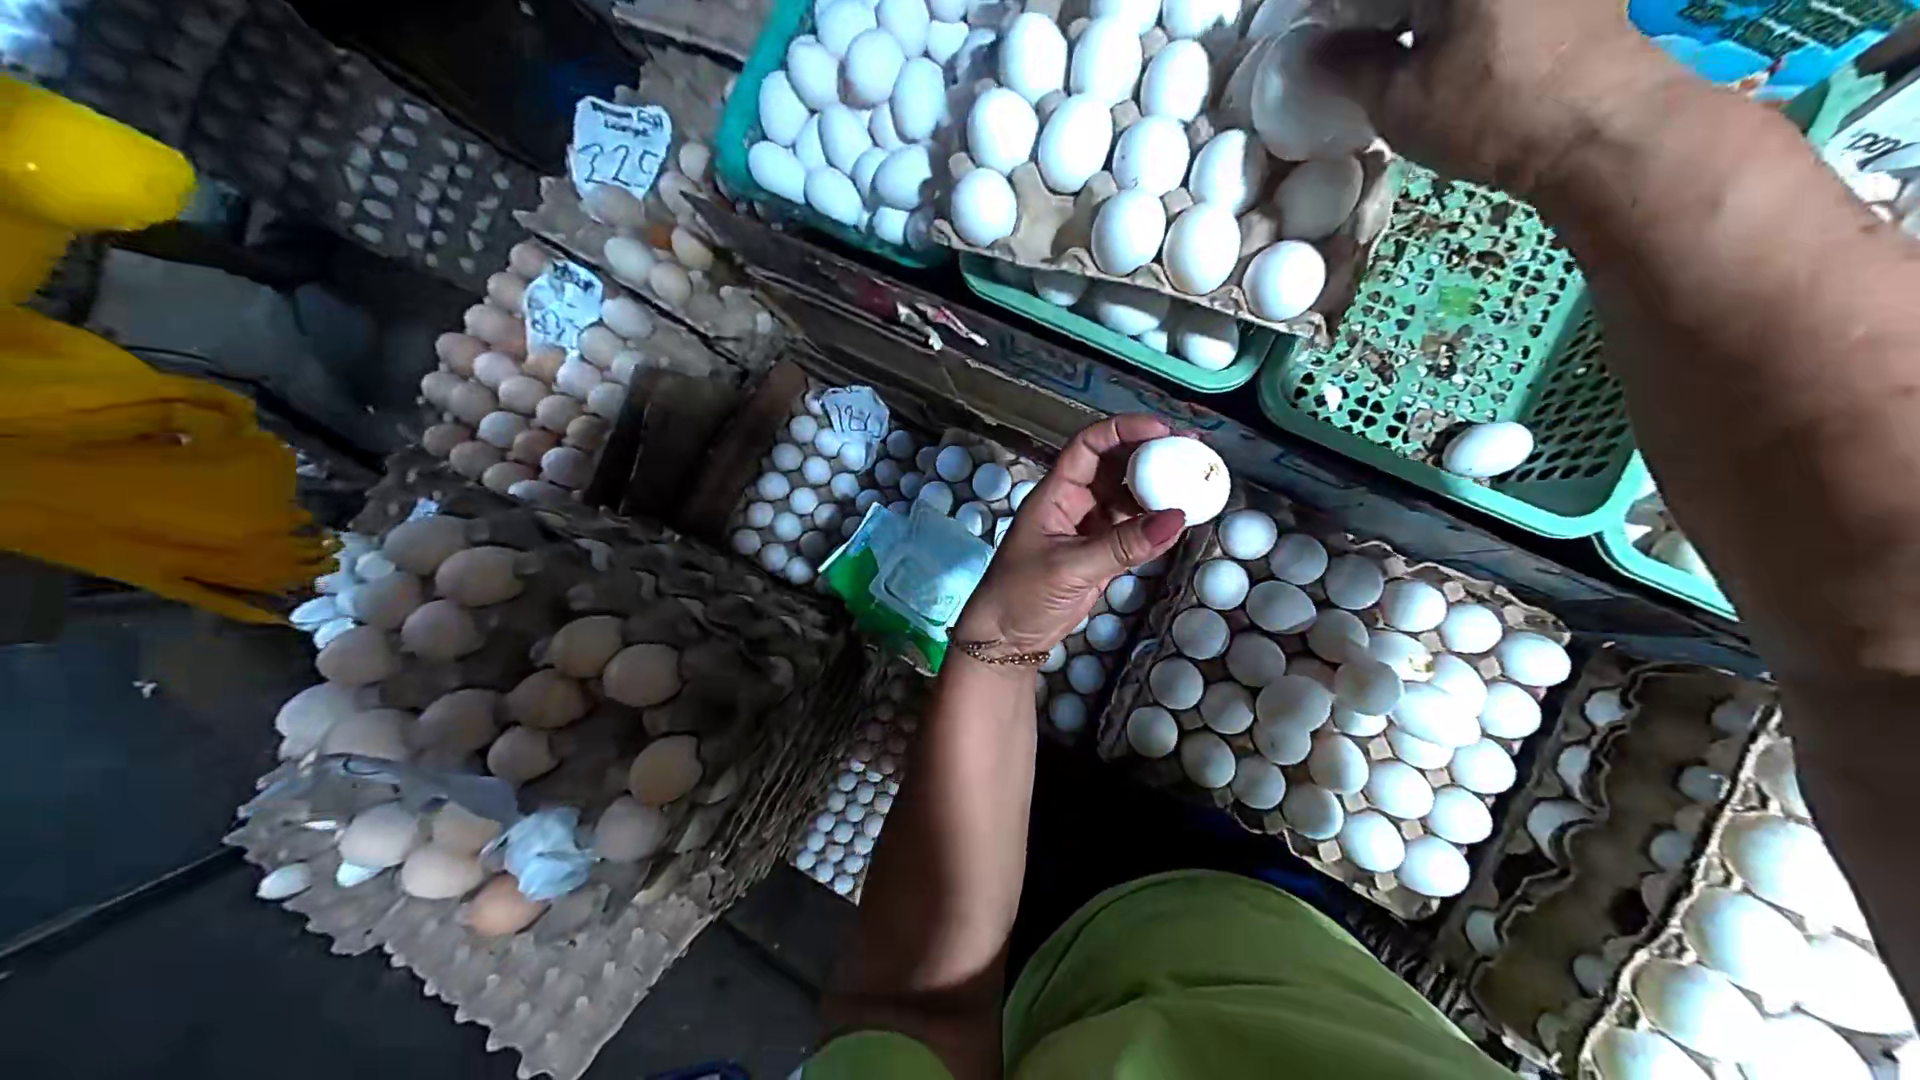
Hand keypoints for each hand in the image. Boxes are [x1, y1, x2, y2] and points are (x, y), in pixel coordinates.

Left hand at [955, 415, 1189, 655]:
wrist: (1007, 637)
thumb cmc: (1022, 593)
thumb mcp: (1069, 567)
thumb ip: (1122, 545)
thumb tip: (1177, 519)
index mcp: (1056, 493)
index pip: (1089, 446)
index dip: (1123, 430)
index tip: (1163, 430)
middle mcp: (1075, 503)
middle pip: (1115, 466)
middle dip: (1151, 453)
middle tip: (1194, 449)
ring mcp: (1089, 528)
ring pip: (1128, 497)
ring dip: (1159, 488)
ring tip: (1197, 480)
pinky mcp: (1101, 553)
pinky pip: (1134, 529)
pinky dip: (1156, 524)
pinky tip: (1182, 518)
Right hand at [1317, 0, 1681, 193]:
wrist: (1596, 125)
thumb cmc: (1486, 109)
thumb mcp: (1397, 98)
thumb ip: (1347, 65)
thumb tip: (1313, 49)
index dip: (1327, 8)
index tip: (1311, 30)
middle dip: (1366, 11)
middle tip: (1339, 38)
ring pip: (1433, 0)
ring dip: (1403, 14)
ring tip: (1378, 41)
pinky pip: (1474, 2)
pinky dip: (1442, 16)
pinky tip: (1426, 37)